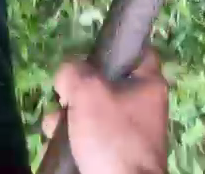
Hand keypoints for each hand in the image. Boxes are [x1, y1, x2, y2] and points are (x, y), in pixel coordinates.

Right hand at [42, 49, 169, 173]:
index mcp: (150, 84)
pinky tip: (58, 142)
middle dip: (78, 91)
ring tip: (53, 126)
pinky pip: (94, 138)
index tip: (88, 56)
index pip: (136, 50)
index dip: (112, 48)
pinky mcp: (119, 156)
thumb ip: (73, 71)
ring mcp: (132, 133)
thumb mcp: (87, 90)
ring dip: (70, 117)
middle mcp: (145, 106)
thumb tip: (67, 76)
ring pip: (95, 112)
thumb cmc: (112, 135)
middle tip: (63, 98)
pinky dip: (75, 139)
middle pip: (106, 84)